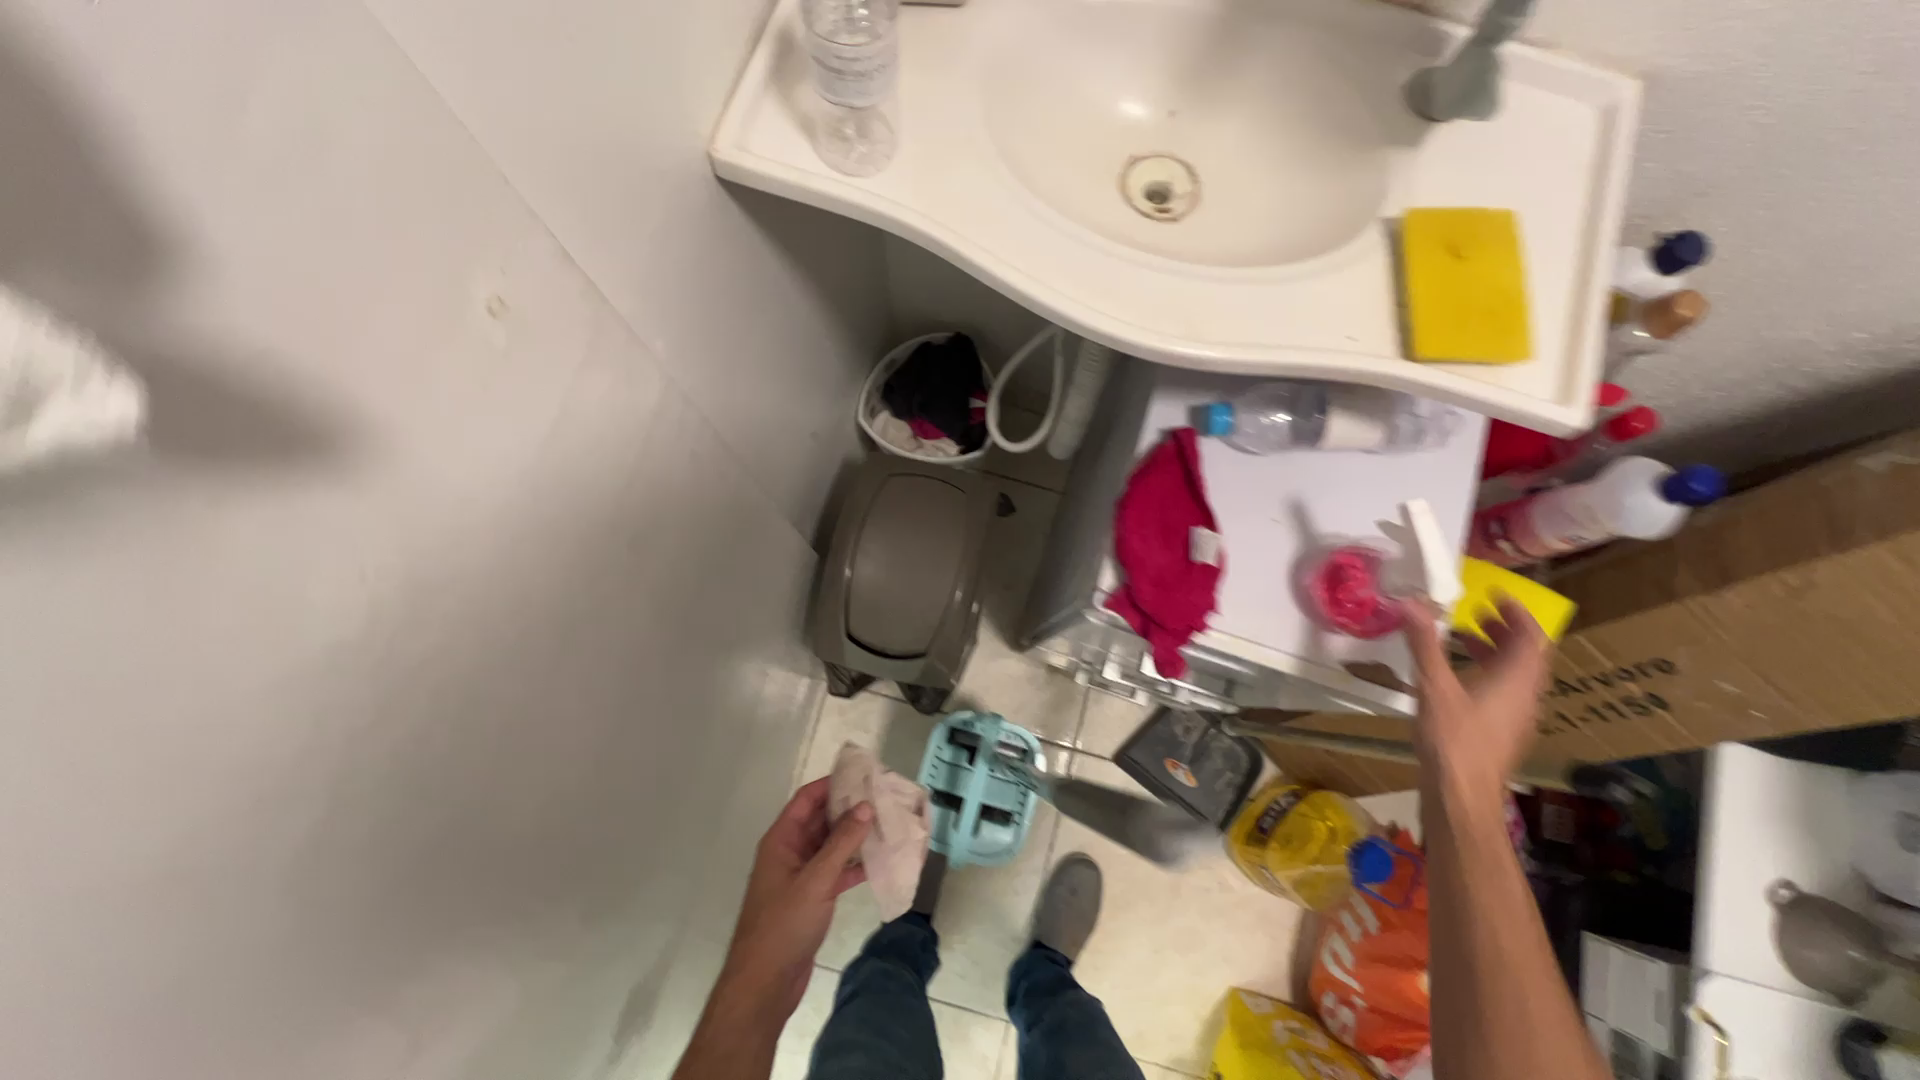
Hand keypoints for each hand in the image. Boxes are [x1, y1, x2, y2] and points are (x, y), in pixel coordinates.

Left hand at [718, 778, 871, 1018]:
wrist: (765, 982)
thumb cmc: (784, 925)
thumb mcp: (816, 880)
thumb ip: (841, 843)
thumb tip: (865, 806)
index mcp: (781, 840)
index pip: (807, 799)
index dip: (832, 783)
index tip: (864, 774)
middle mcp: (789, 852)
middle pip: (821, 820)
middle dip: (850, 809)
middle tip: (884, 798)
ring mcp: (800, 876)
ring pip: (831, 846)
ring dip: (855, 837)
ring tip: (888, 825)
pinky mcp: (812, 898)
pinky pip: (835, 871)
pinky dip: (854, 865)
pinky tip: (880, 861)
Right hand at [1403, 597, 1551, 799]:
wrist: (1463, 794)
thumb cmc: (1454, 738)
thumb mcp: (1434, 687)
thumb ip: (1424, 644)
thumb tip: (1410, 603)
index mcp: (1517, 679)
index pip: (1531, 636)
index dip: (1517, 612)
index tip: (1495, 596)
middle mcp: (1526, 696)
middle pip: (1526, 655)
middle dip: (1503, 630)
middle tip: (1477, 614)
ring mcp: (1518, 717)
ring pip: (1516, 676)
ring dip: (1495, 652)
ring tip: (1465, 640)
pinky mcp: (1504, 733)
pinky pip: (1505, 693)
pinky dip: (1488, 674)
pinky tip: (1459, 680)